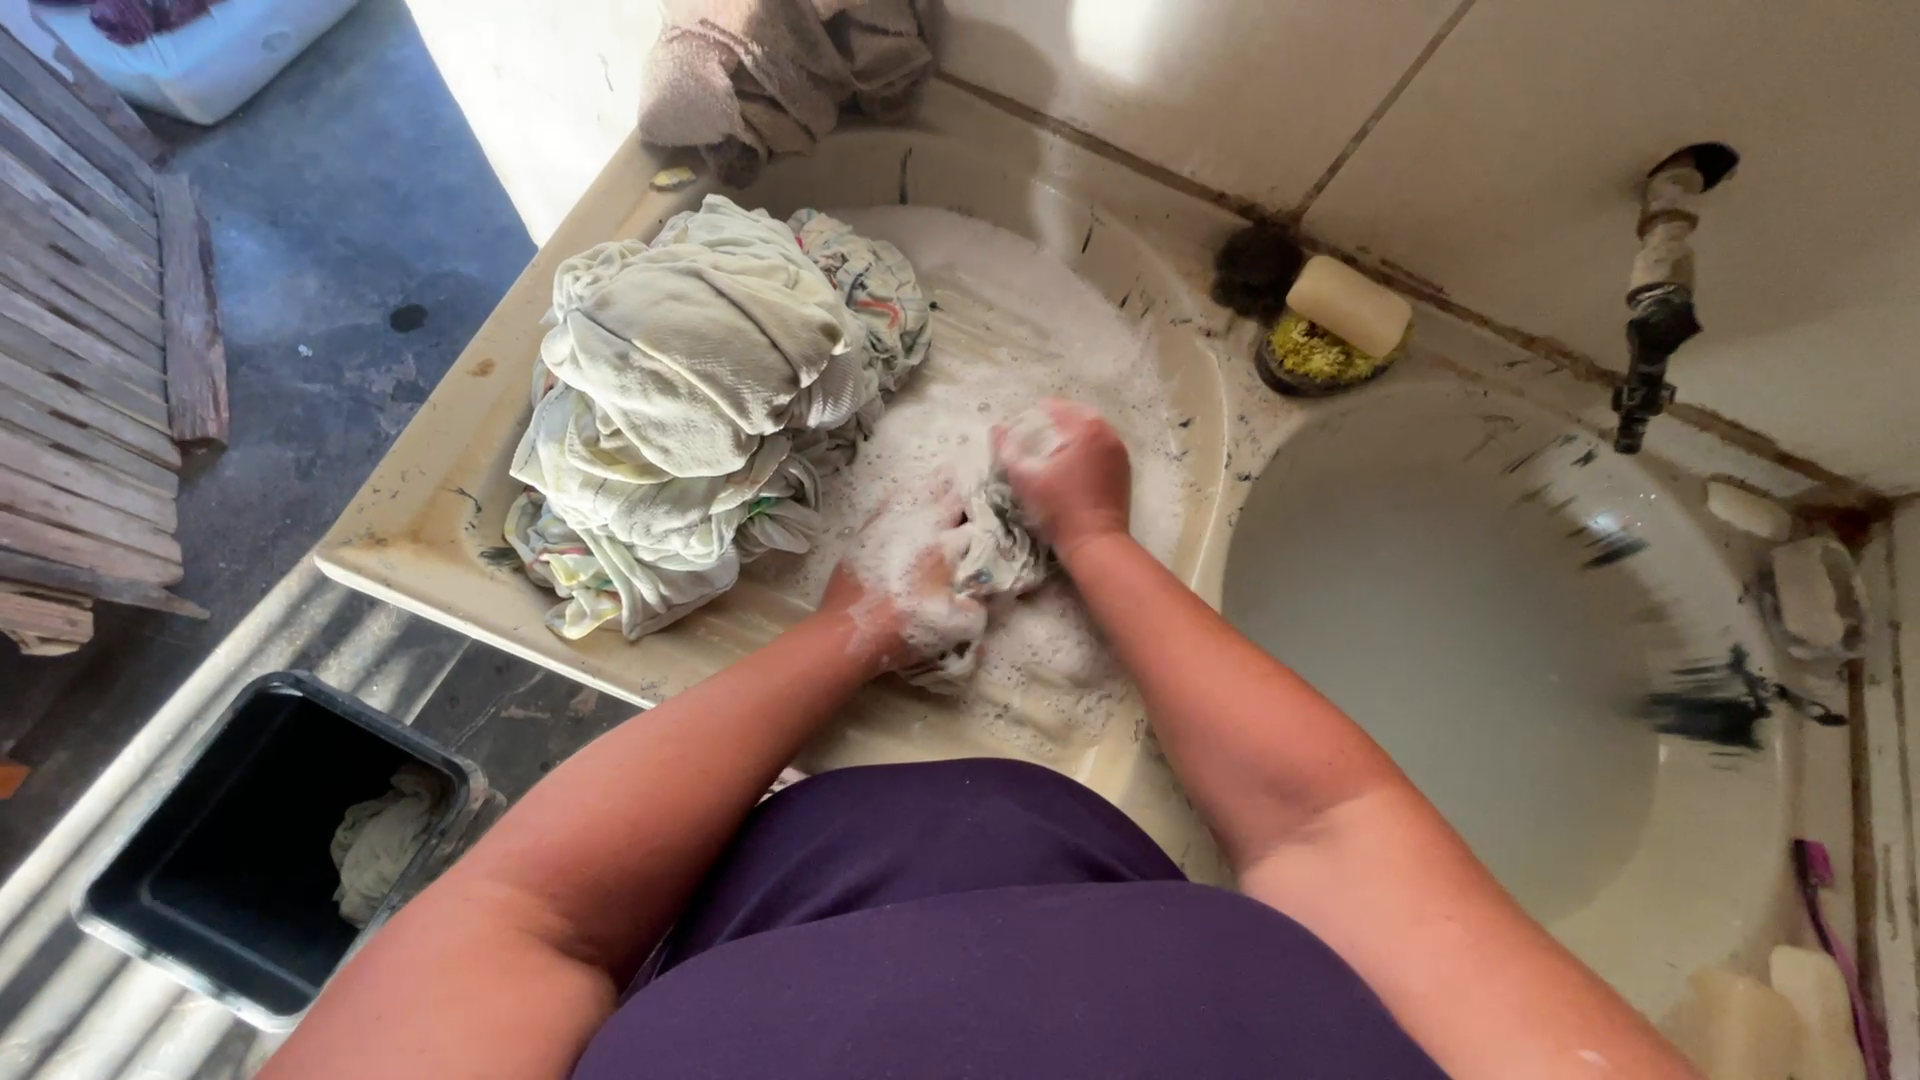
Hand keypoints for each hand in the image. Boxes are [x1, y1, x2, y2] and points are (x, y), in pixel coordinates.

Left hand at [818, 481, 987, 674]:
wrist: (850, 632)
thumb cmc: (905, 630)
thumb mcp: (957, 627)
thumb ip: (982, 606)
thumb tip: (994, 592)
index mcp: (947, 548)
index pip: (982, 523)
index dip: (997, 518)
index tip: (1006, 513)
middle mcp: (923, 526)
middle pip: (955, 494)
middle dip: (973, 488)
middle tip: (985, 479)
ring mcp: (893, 522)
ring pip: (925, 489)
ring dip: (943, 481)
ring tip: (955, 472)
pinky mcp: (871, 528)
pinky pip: (895, 498)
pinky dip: (912, 490)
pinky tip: (918, 487)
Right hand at [992, 399, 1131, 556]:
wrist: (1096, 543)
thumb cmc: (1059, 509)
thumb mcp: (1025, 478)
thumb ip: (1007, 449)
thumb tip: (997, 428)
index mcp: (1087, 429)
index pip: (1055, 407)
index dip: (1032, 416)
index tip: (1018, 432)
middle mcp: (1108, 434)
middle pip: (1075, 416)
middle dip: (1053, 424)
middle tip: (1032, 440)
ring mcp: (1119, 453)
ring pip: (1090, 433)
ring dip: (1069, 437)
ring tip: (1049, 453)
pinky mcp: (1124, 471)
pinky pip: (1101, 449)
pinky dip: (1084, 451)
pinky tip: (1069, 468)